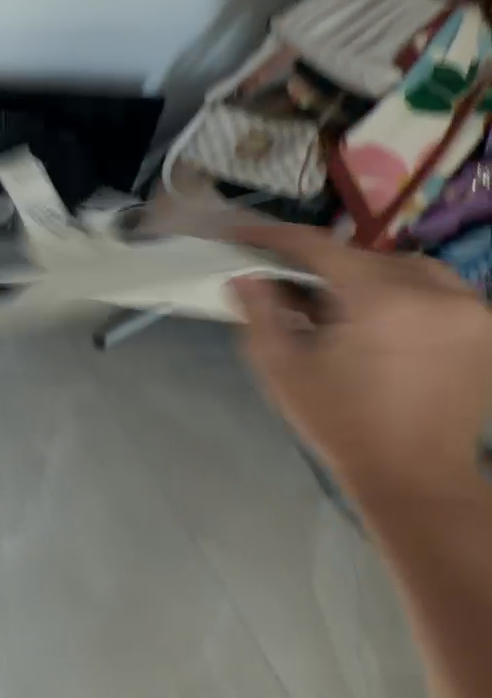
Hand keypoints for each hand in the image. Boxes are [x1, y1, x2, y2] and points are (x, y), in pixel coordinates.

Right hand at [231, 224, 491, 503]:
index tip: (241, 235)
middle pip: (367, 256)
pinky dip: (400, 291)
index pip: (322, 248)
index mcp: (386, 302)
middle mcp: (440, 298)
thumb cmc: (337, 417)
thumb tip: (246, 276)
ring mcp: (472, 316)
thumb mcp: (278, 361)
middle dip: (322, 263)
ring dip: (365, 274)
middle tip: (284, 279)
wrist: (414, 474)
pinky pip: (438, 292)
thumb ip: (259, 309)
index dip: (275, 237)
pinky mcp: (485, 335)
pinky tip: (370, 315)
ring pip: (408, 269)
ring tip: (331, 297)